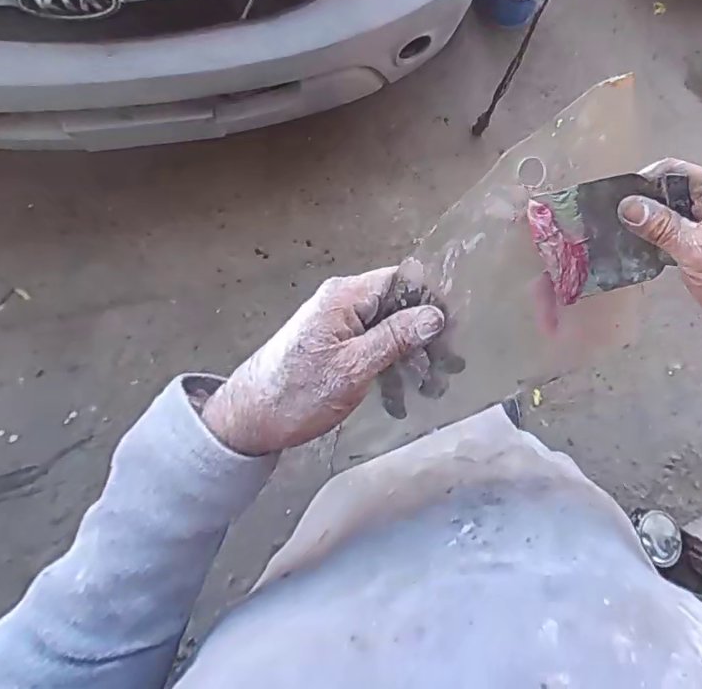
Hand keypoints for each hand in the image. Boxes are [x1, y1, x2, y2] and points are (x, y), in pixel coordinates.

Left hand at [200, 267, 444, 455]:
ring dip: (412, 356)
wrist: (246, 421)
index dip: (430, 300)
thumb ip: (395, 338)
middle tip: (449, 369)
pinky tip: (403, 397)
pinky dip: (391, 366)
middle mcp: (344, 301)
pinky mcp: (336, 344)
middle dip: (426, 335)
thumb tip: (435, 314)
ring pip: (389, 328)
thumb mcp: (353, 368)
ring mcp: (339, 322)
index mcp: (345, 295)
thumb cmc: (297, 392)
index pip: (401, 279)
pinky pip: (374, 345)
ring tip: (432, 387)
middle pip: (398, 305)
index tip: (454, 330)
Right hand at [619, 158, 701, 333]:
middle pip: (674, 189)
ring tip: (630, 230)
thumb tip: (628, 205)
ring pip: (673, 210)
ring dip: (654, 220)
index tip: (625, 197)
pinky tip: (646, 244)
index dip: (649, 179)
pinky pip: (678, 228)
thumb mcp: (697, 252)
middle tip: (623, 216)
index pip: (681, 171)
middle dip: (648, 201)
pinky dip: (662, 235)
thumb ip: (661, 226)